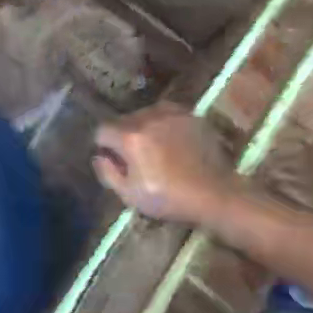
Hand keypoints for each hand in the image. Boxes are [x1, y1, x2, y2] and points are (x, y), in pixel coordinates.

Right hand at [92, 104, 238, 225]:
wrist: (213, 193)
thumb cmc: (169, 198)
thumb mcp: (130, 195)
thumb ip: (108, 173)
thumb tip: (99, 157)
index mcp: (130, 137)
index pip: (102, 130)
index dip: (104, 146)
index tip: (113, 159)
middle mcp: (147, 118)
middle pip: (124, 120)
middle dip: (123, 135)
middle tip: (135, 157)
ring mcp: (171, 114)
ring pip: (146, 114)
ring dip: (144, 127)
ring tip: (155, 146)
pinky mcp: (190, 115)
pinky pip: (168, 113)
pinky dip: (165, 123)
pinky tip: (172, 140)